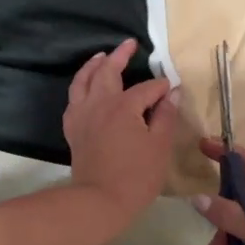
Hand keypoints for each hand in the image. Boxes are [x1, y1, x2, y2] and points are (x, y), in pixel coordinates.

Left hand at [64, 39, 176, 222]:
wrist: (99, 199)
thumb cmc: (136, 175)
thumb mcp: (160, 146)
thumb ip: (165, 117)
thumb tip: (171, 95)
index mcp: (124, 106)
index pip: (146, 89)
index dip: (161, 87)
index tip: (171, 89)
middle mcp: (99, 104)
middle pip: (107, 72)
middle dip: (119, 56)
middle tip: (129, 44)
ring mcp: (82, 115)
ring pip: (83, 81)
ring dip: (93, 66)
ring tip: (101, 56)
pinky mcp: (72, 129)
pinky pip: (73, 100)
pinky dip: (79, 88)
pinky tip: (85, 89)